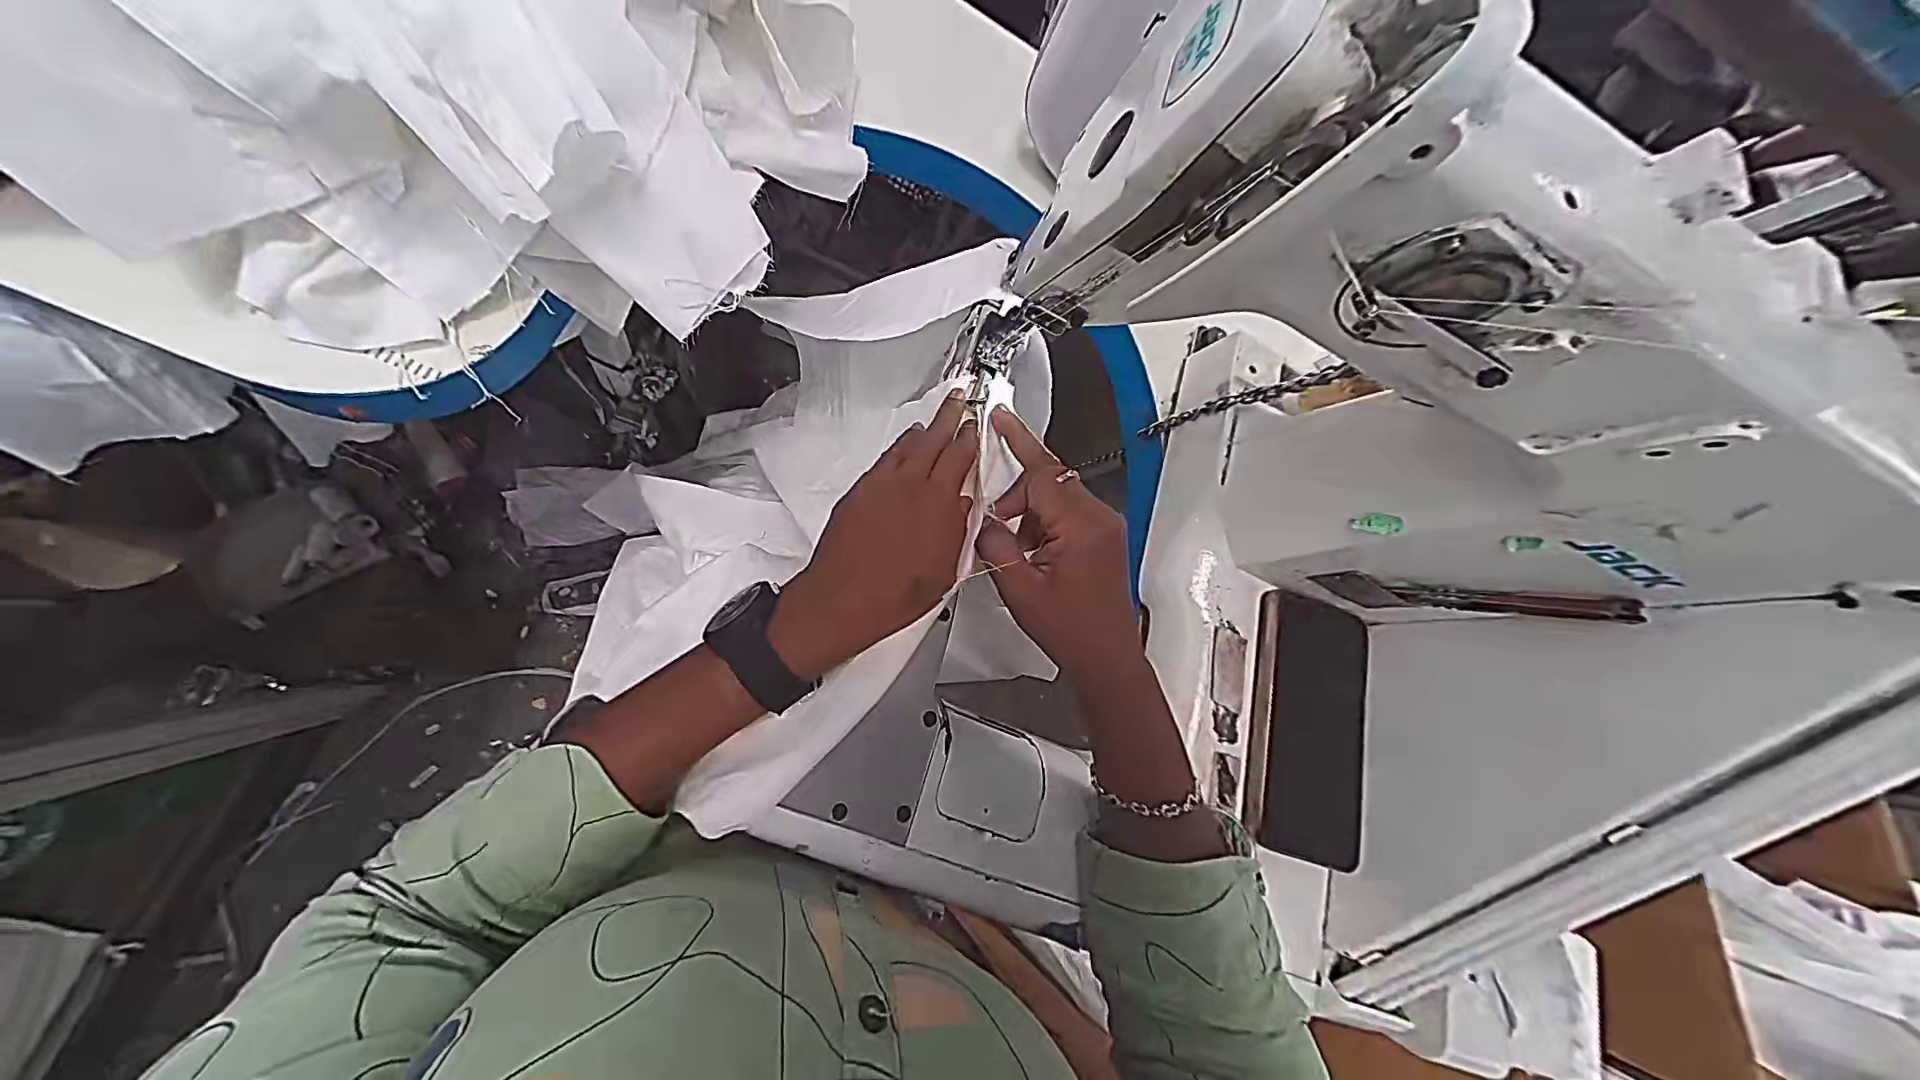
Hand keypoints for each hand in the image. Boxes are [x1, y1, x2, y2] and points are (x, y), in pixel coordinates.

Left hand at [770, 391, 978, 677]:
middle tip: (959, 398)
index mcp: (939, 502)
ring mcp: (882, 485)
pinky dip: (898, 447)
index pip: (960, 457)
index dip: (970, 437)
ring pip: (908, 446)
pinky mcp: (860, 491)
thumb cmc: (894, 593)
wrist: (845, 599)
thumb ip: (958, 530)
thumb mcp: (945, 569)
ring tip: (934, 421)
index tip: (975, 425)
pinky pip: (884, 459)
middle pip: (935, 440)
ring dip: (924, 430)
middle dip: (950, 416)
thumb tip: (963, 507)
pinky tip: (903, 447)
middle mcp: (911, 485)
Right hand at [975, 406, 1142, 679]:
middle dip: (1015, 502)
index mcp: (1081, 525)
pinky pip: (1065, 515)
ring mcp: (1104, 527)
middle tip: (994, 529)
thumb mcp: (1021, 589)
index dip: (1016, 444)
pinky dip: (1042, 527)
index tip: (1001, 420)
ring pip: (1054, 499)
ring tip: (1018, 555)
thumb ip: (997, 547)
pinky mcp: (1102, 538)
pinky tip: (1031, 557)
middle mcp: (1099, 519)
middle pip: (1047, 483)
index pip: (1042, 473)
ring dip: (1028, 518)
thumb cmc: (1074, 631)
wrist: (1105, 657)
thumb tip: (982, 522)